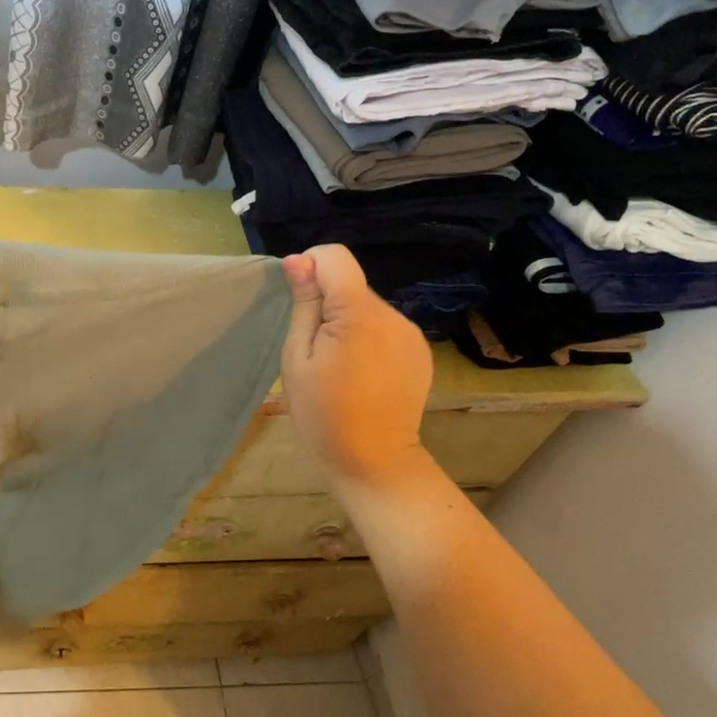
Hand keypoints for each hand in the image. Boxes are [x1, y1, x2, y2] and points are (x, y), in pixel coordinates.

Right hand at [280, 245, 433, 483]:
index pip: (335, 256)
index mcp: (358, 313)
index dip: (310, 266)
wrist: (373, 460)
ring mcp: (410, 333)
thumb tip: (298, 260)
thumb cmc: (322, 413)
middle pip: (351, 285)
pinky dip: (369, 339)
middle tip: (315, 349)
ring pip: (368, 307)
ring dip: (349, 322)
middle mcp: (392, 314)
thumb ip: (304, 304)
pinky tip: (362, 374)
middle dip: (329, 303)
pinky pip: (385, 328)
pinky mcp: (419, 350)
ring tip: (339, 365)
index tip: (298, 299)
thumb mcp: (297, 357)